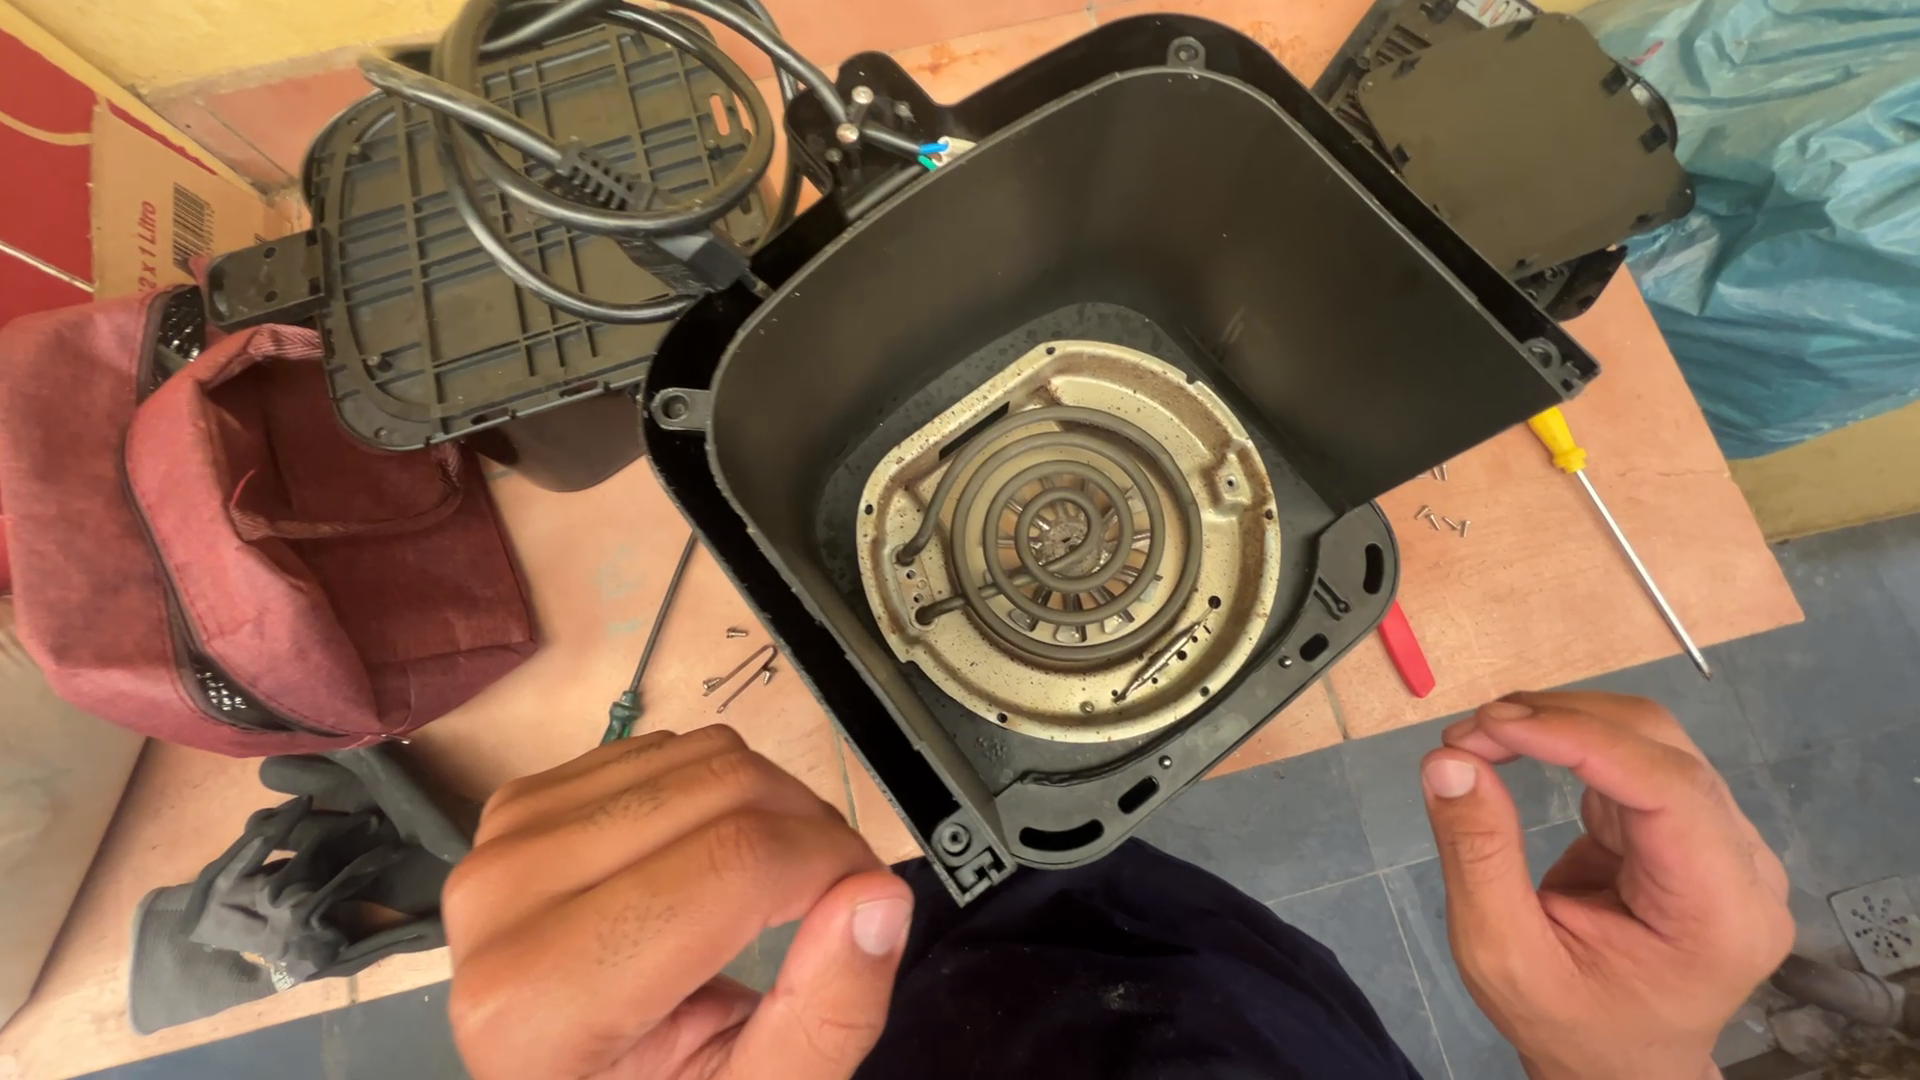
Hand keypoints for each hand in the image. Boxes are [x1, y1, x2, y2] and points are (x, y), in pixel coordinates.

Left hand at [443, 725, 912, 1079]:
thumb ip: (827, 1016)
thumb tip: (881, 895)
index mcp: (542, 1000)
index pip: (740, 862)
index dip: (834, 862)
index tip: (868, 896)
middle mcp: (505, 895)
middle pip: (728, 789)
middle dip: (813, 828)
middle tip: (834, 887)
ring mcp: (509, 834)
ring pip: (707, 753)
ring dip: (774, 803)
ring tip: (775, 876)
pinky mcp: (526, 797)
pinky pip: (670, 747)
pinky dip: (722, 786)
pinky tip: (713, 850)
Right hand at [1421, 692, 1791, 1079]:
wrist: (1614, 1060)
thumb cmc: (1564, 1020)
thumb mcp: (1500, 951)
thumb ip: (1477, 854)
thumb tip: (1448, 759)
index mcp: (1716, 913)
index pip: (1667, 789)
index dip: (1576, 739)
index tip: (1484, 726)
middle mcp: (1737, 867)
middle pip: (1660, 748)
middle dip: (1556, 719)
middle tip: (1465, 736)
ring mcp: (1713, 843)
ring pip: (1643, 737)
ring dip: (1554, 719)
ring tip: (1477, 738)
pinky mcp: (1676, 827)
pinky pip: (1624, 755)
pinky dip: (1559, 736)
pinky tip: (1509, 744)